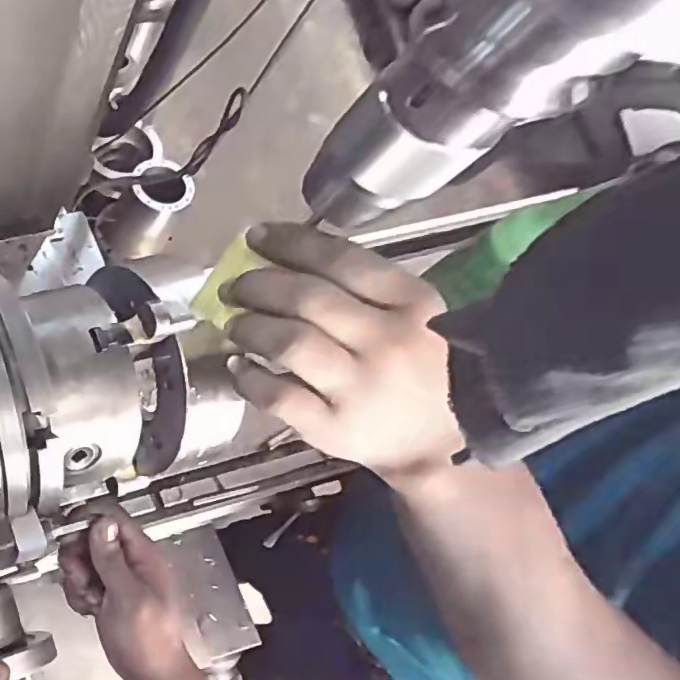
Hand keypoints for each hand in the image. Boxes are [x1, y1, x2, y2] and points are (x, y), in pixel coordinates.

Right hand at [57, 506, 195, 679]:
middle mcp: (128, 562)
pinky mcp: (105, 593)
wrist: (153, 674)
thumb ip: (112, 560)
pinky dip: (78, 594)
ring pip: (82, 560)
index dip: (87, 522)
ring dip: (77, 580)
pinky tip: (89, 608)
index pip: (111, 519)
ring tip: (90, 599)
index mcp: (141, 555)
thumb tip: (102, 523)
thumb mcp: (129, 597)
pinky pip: (81, 582)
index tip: (69, 537)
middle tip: (81, 578)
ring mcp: (116, 578)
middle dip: (78, 558)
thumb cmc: (150, 640)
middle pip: (91, 538)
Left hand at [221, 222, 464, 483]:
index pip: (341, 260)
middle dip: (257, 285)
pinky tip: (237, 367)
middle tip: (232, 287)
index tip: (256, 237)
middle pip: (306, 299)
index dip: (290, 243)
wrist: (447, 442)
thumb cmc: (422, 369)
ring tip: (233, 325)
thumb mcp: (413, 317)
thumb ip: (361, 290)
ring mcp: (358, 387)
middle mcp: (386, 341)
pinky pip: (276, 395)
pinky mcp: (332, 427)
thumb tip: (283, 262)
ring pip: (287, 343)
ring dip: (249, 327)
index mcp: (411, 303)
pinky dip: (247, 378)